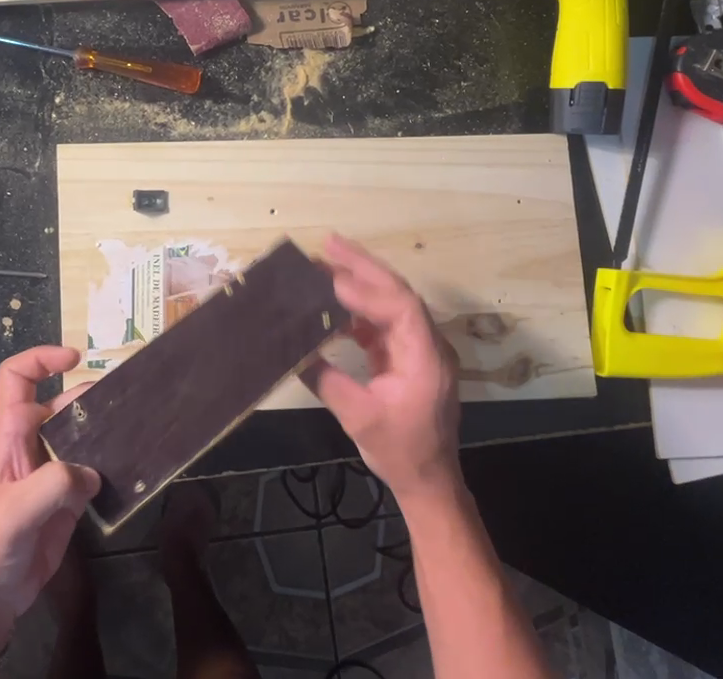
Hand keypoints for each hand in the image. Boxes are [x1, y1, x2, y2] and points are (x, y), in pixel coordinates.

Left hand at [0, 346, 99, 667]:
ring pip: (79, 434)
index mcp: (9, 436)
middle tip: (126, 399)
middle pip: (60, 403)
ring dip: (104, 428)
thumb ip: (53, 483)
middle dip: (89, 395)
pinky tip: (131, 466)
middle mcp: (31, 445)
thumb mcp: (16, 511)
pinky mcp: (67, 498)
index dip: (41, 359)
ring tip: (135, 426)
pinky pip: (92, 468)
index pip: (17, 379)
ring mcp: (50, 472)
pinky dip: (110, 462)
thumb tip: (92, 472)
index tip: (75, 357)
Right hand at [305, 235, 462, 500]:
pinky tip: (332, 299)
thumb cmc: (400, 450)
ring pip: (390, 301)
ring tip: (325, 261)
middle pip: (397, 292)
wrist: (428, 478)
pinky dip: (358, 305)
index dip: (367, 290)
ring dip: (360, 280)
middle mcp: (427, 343)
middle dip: (363, 266)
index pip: (401, 309)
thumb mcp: (358, 417)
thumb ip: (326, 379)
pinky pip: (382, 319)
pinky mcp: (405, 354)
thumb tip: (293, 351)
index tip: (332, 279)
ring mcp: (418, 346)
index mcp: (425, 357)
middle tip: (328, 243)